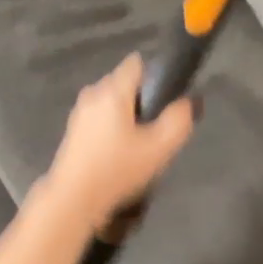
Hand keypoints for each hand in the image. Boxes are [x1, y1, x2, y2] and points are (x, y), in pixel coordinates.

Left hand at [43, 55, 196, 223]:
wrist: (73, 200)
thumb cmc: (117, 170)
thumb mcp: (160, 148)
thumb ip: (179, 119)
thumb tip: (189, 101)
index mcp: (112, 90)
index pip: (138, 63)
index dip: (157, 77)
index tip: (165, 102)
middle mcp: (93, 93)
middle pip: (126, 83)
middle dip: (143, 100)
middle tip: (155, 130)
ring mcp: (80, 112)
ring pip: (113, 102)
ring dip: (128, 117)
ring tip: (138, 146)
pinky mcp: (73, 130)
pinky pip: (101, 117)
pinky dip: (113, 128)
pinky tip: (119, 155)